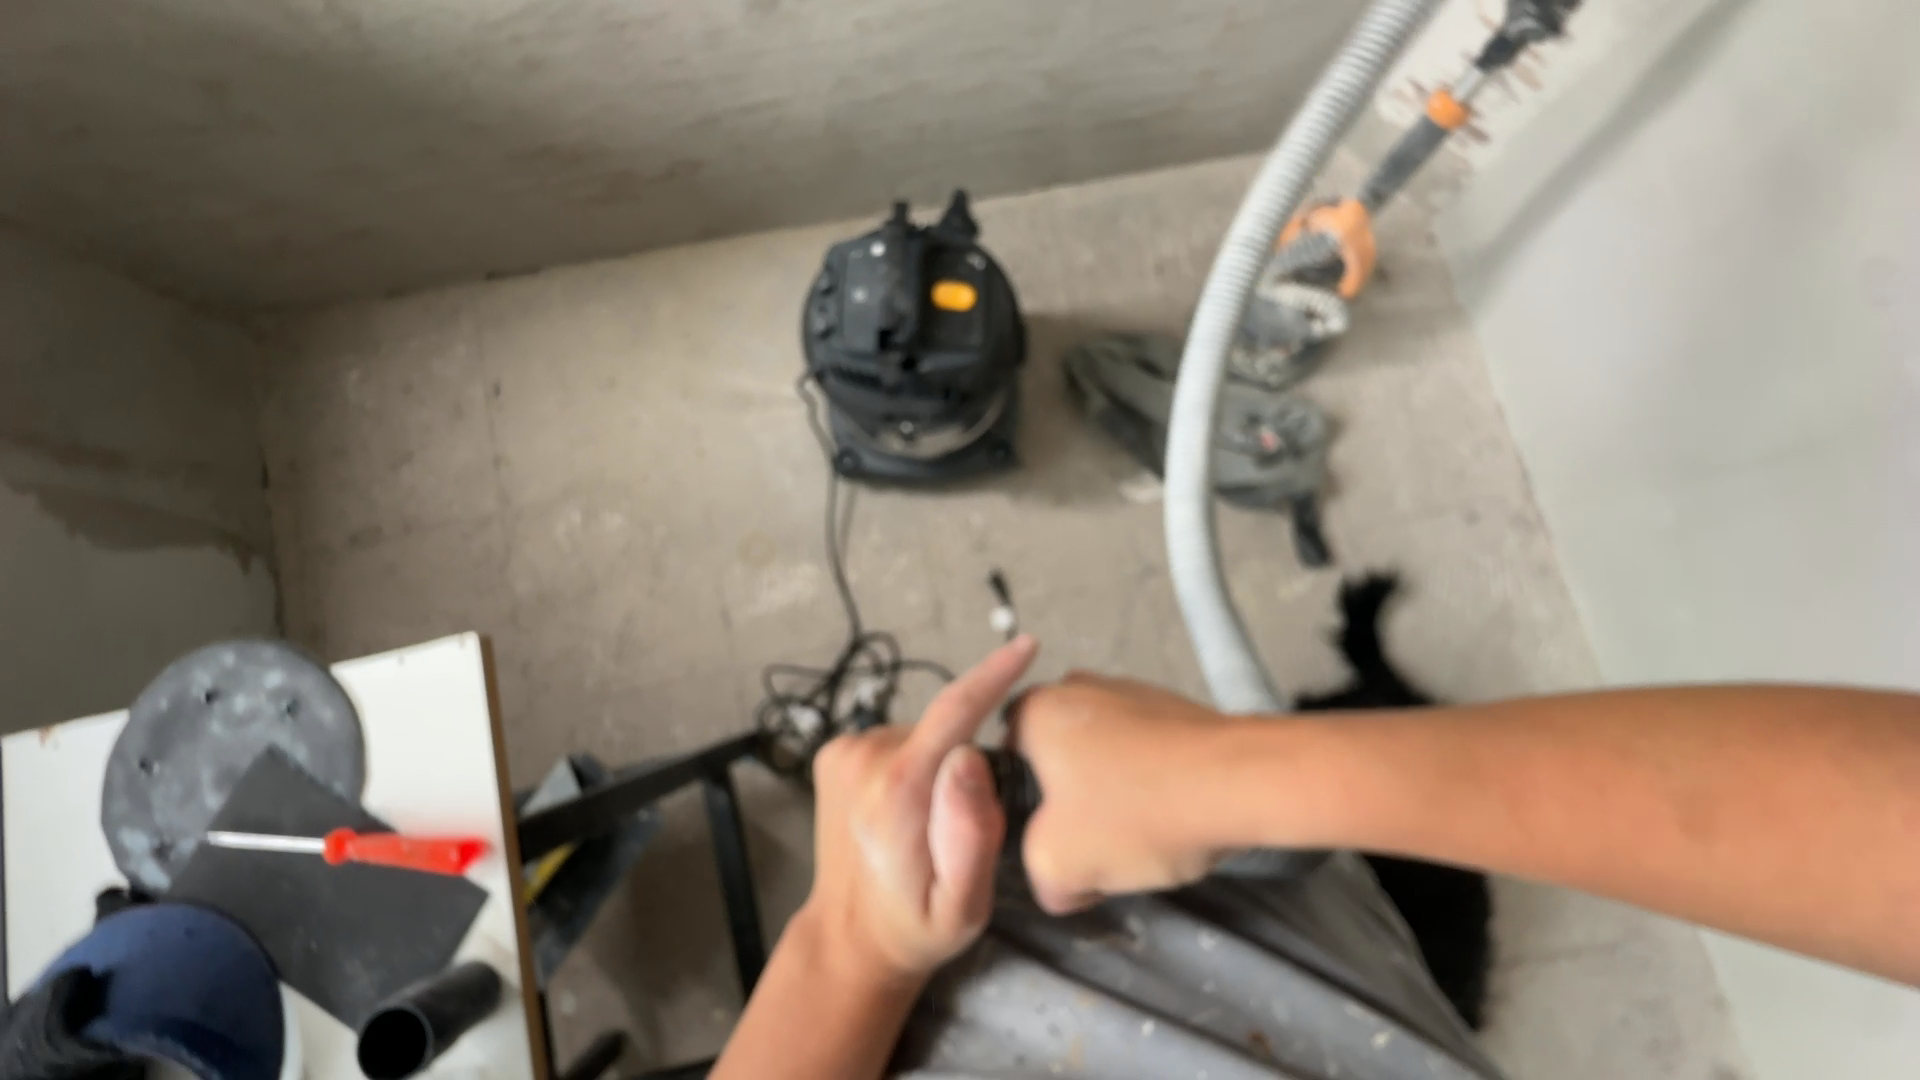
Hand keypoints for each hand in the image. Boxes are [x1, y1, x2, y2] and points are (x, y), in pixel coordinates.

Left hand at [798, 635, 1038, 984]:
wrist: (850, 937)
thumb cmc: (916, 925)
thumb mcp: (962, 904)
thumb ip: (972, 834)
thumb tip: (972, 754)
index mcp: (900, 790)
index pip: (955, 712)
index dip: (994, 674)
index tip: (1027, 644)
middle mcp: (865, 756)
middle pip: (943, 731)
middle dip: (966, 760)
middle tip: (960, 822)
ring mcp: (843, 751)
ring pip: (919, 737)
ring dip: (935, 765)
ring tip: (926, 822)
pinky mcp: (833, 753)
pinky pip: (895, 742)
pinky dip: (910, 764)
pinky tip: (900, 807)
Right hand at [1009, 672, 1245, 913]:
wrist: (1240, 783)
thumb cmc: (1135, 812)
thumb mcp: (1059, 866)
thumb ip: (1038, 874)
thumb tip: (1057, 876)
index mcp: (1036, 709)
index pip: (1003, 756)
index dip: (1021, 804)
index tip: (1048, 834)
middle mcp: (1076, 685)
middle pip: (1055, 755)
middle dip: (1068, 798)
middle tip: (1093, 839)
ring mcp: (1128, 688)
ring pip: (1100, 751)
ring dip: (1111, 788)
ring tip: (1141, 829)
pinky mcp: (1171, 704)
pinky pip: (1142, 747)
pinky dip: (1149, 777)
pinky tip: (1171, 810)